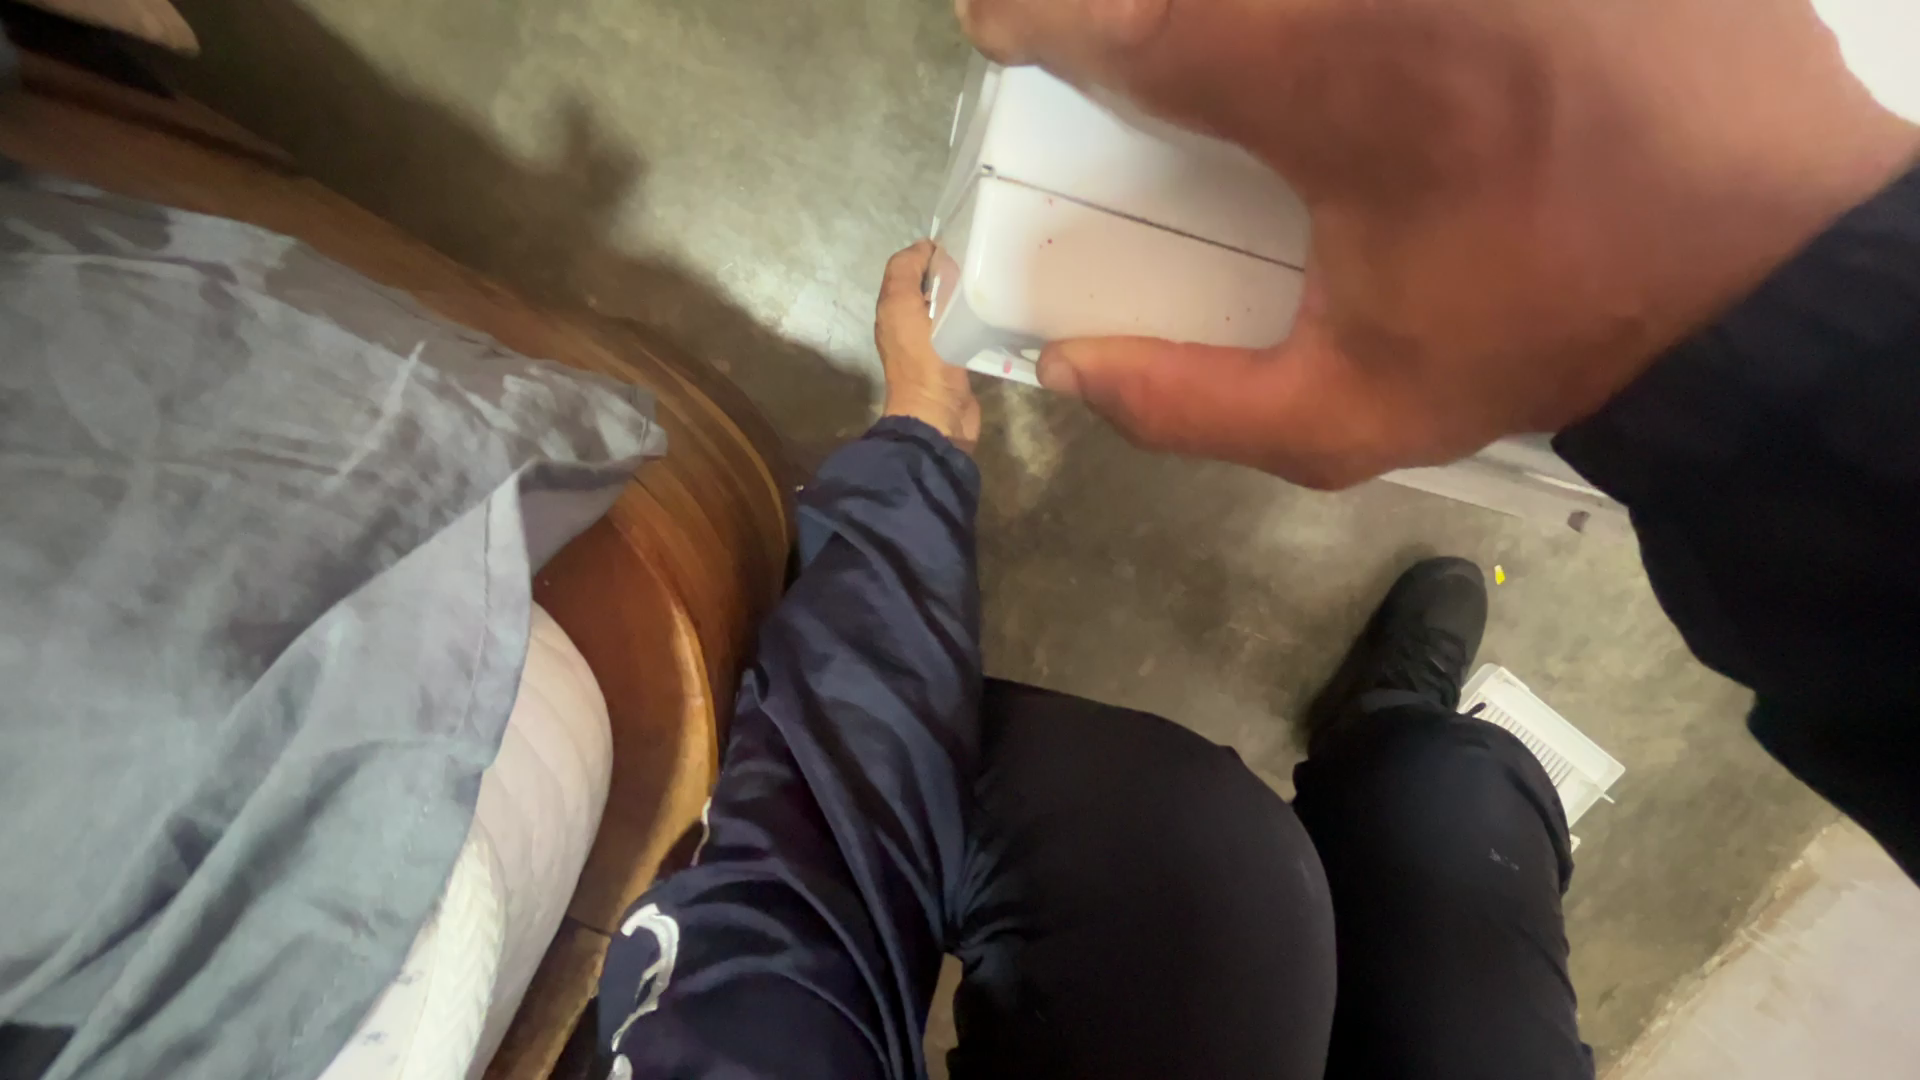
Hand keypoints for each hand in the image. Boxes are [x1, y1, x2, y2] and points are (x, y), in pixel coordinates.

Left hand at [877, 241, 981, 452]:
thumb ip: (907, 273)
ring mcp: (935, 342)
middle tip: (983, 261)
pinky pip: (965, 329)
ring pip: (949, 306)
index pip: (907, 264)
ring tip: (992, 283)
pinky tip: (994, 313)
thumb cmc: (923, 360)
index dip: (929, 251)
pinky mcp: (956, 359)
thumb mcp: (903, 308)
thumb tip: (927, 250)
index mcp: (893, 307)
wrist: (939, 416)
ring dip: (966, 296)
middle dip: (952, 271)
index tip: (962, 243)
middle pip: (931, 285)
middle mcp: (910, 322)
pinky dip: (975, 319)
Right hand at [959, 0, 1919, 486]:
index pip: (1158, 27)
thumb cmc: (1522, 351)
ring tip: (1173, 36)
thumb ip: (1182, 408)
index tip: (991, 16)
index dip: (1054, 14)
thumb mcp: (1334, 421)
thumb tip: (1064, 369)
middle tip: (1076, 20)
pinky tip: (1305, 39)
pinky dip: (1290, 6)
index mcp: (1347, 96)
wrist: (1745, 283)